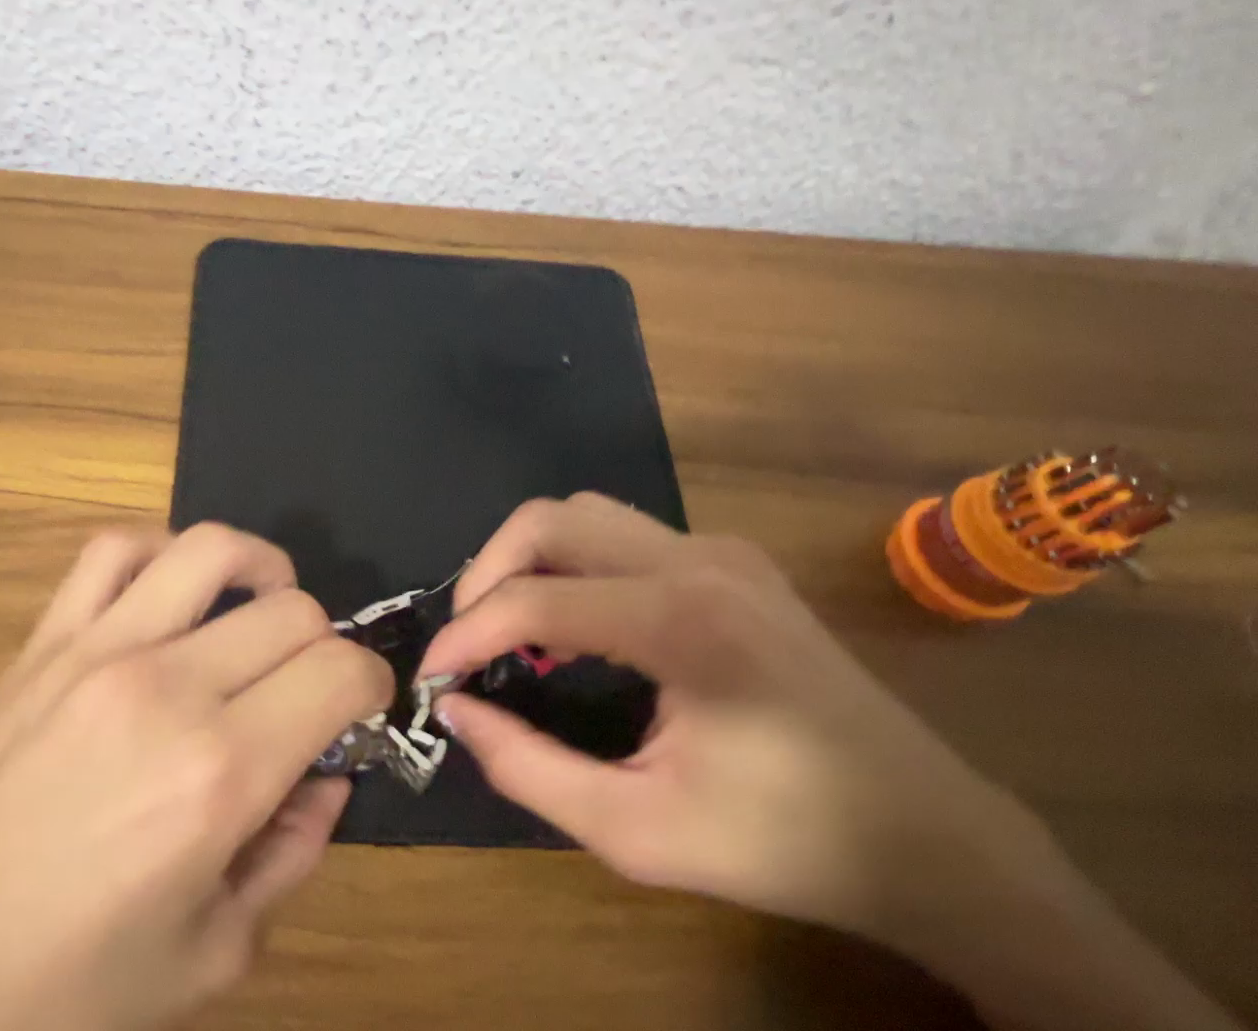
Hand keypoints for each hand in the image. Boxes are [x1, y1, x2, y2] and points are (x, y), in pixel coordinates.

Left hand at [0, 524, 390, 1030]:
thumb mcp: (213, 954)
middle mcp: (164, 690)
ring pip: (210, 551)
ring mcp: (94, 652)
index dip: (371, 689)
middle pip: (293, 610)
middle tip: (308, 698)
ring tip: (265, 613)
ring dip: (262, 573)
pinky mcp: (40, 645)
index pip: (339, 673)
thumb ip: (292, 854)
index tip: (360, 718)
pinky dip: (162, 554)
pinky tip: (175, 598)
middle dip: (325, 649)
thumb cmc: (67, 991)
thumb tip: (328, 776)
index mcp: (219, 774)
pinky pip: (111, 552)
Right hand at [420, 492, 1052, 948]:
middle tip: (468, 640)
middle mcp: (701, 563)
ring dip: (532, 561)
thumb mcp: (633, 829)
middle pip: (555, 518)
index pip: (534, 598)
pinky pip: (628, 538)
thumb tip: (456, 708)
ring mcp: (725, 555)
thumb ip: (525, 766)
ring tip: (511, 631)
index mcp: (682, 623)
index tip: (434, 679)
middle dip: (489, 571)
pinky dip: (576, 567)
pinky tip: (574, 629)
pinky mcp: (738, 566)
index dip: (465, 634)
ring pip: (590, 516)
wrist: (925, 837)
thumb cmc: (780, 842)